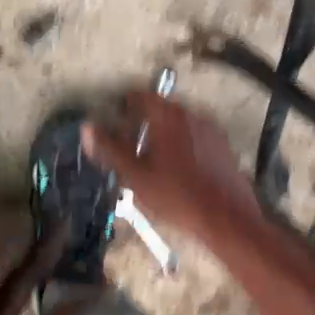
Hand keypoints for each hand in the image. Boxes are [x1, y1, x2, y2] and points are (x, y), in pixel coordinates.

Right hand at [82, 92, 263, 243]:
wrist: (227, 218)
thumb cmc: (177, 196)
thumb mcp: (136, 176)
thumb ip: (110, 149)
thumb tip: (87, 128)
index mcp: (168, 115)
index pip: (140, 96)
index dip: (124, 107)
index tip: (116, 124)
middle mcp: (191, 113)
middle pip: (160, 109)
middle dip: (143, 123)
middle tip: (131, 147)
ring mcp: (211, 128)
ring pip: (179, 124)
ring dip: (164, 135)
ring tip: (154, 163)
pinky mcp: (223, 146)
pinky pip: (195, 137)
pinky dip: (183, 145)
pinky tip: (179, 171)